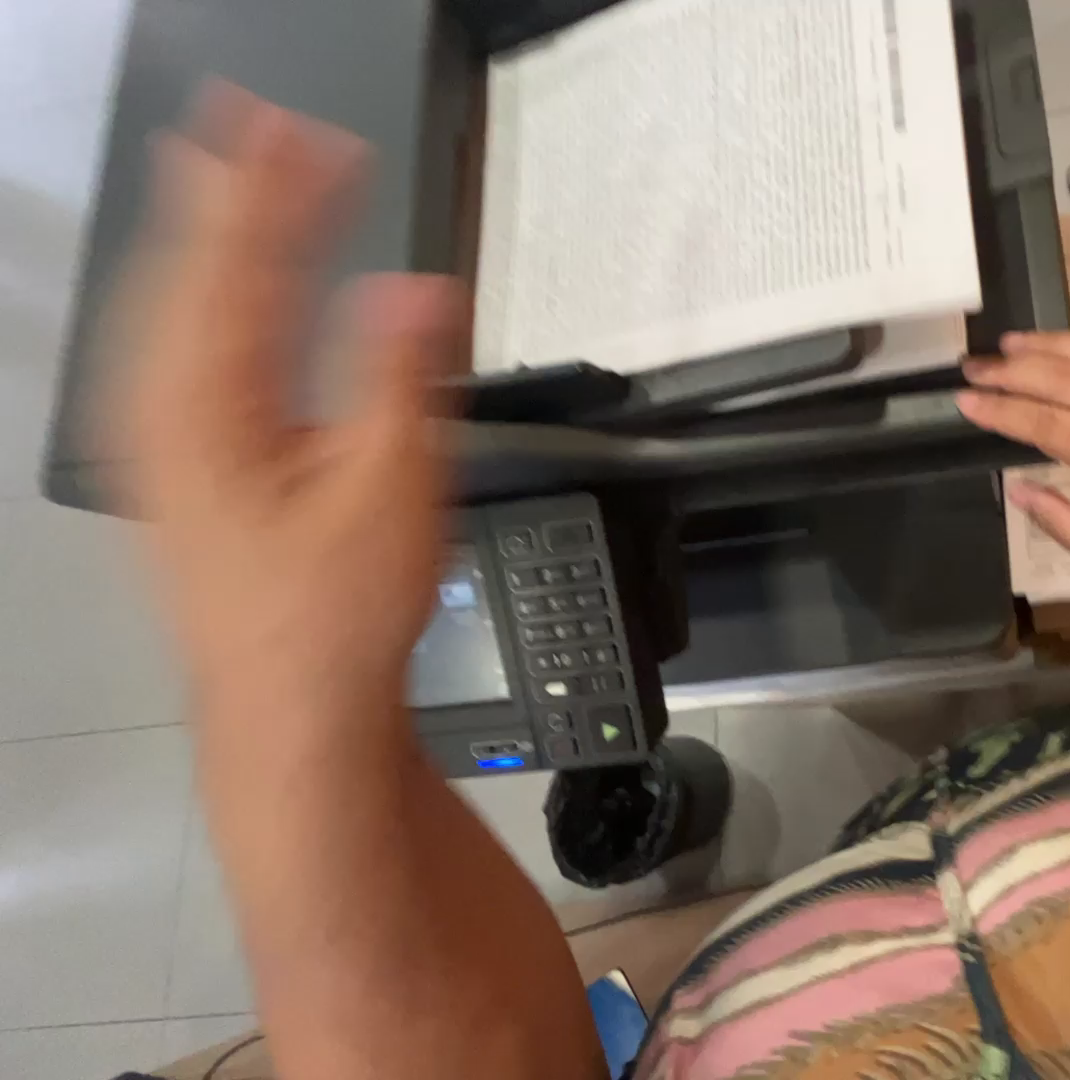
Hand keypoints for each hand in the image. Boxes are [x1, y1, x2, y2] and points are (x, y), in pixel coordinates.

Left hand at [107, 85, 467, 731]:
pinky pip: (192, 347)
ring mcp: (167, 433)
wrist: (291, 693)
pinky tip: (234, 284)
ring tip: (244, 176)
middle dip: (235, 191)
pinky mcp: (191, 457)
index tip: (313, 134)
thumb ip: (400, 379)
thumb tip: (416, 289)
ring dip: (221, 234)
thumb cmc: (337, 602)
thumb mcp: (389, 486)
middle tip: (272, 125)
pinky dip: (219, 295)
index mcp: (206, 404)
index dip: (279, 193)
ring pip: (181, 304)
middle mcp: (164, 406)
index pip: (239, 266)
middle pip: (192, 268)